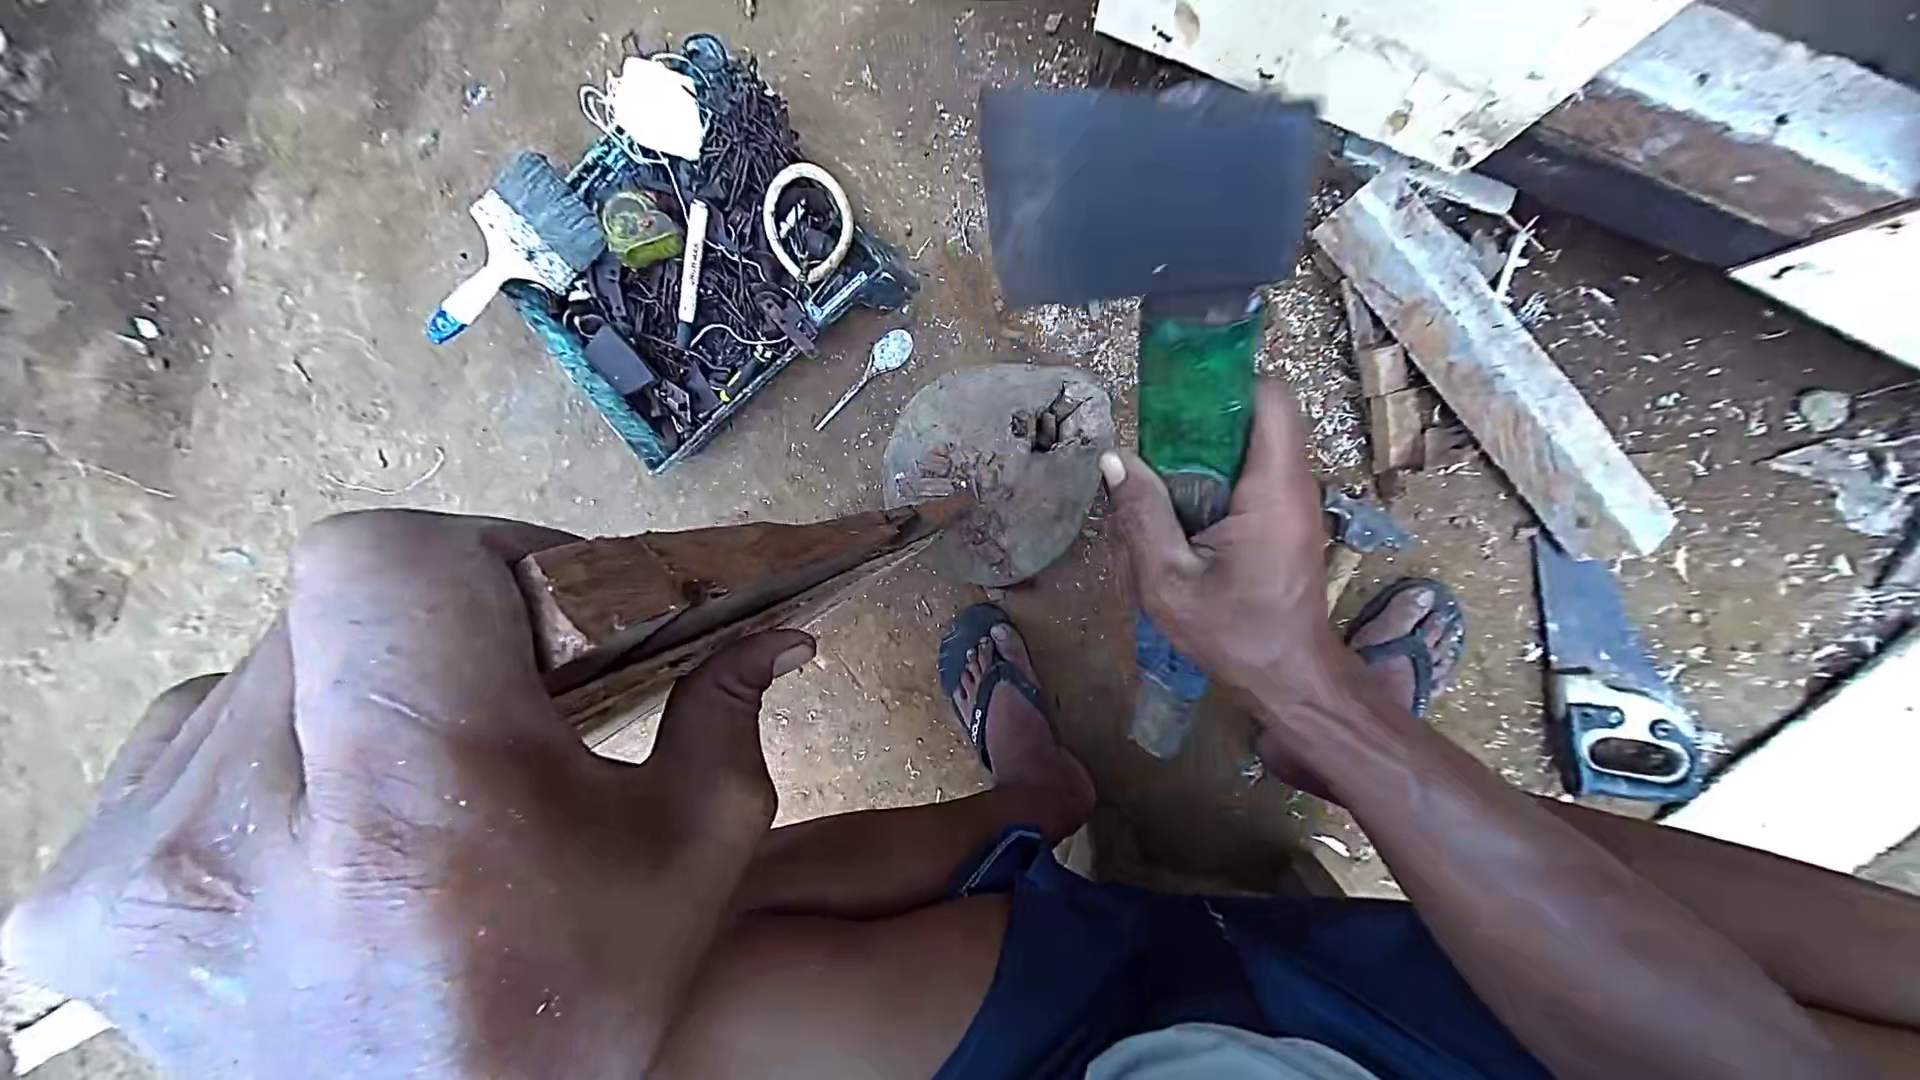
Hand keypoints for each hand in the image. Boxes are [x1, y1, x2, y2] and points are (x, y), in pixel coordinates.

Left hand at [1, 510, 812, 1078]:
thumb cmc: (590, 991)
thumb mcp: (700, 841)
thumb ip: (730, 712)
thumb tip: (782, 637)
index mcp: (424, 792)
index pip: (386, 561)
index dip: (478, 548)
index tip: (547, 601)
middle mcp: (241, 815)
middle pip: (338, 593)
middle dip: (448, 604)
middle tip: (518, 665)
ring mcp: (129, 860)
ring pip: (274, 653)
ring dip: (378, 666)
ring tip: (444, 739)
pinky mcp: (69, 900)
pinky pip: (201, 730)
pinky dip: (301, 728)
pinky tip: (356, 798)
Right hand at [1102, 379, 1337, 692]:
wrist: (1288, 676)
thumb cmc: (1233, 634)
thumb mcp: (1168, 581)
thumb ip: (1141, 516)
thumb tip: (1114, 461)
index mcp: (1271, 492)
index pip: (1269, 401)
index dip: (1224, 381)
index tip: (1174, 393)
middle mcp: (1292, 485)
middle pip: (1252, 418)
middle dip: (1198, 422)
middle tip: (1149, 447)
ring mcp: (1293, 501)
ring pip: (1246, 447)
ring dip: (1201, 455)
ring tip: (1157, 487)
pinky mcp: (1284, 517)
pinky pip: (1247, 476)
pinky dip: (1211, 480)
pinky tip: (1178, 514)